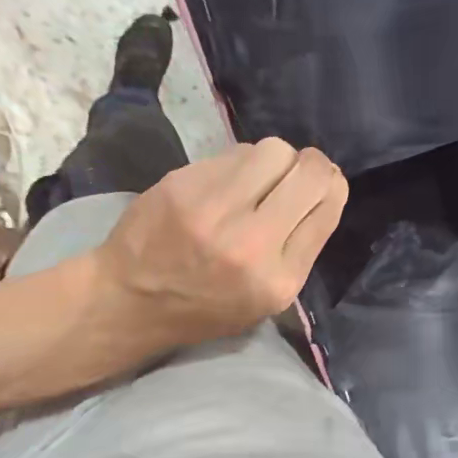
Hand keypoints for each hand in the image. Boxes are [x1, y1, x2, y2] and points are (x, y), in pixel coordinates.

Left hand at [88, 138, 348, 359]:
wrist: (127, 302)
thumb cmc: (203, 307)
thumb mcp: (265, 300)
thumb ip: (299, 248)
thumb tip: (324, 185)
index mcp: (279, 279)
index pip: (328, 203)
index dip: (330, 183)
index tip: (319, 181)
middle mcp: (251, 242)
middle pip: (308, 170)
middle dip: (309, 164)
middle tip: (296, 169)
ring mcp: (214, 209)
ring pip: (273, 150)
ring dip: (272, 160)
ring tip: (255, 178)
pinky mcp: (184, 184)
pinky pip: (233, 153)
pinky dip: (236, 163)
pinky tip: (221, 184)